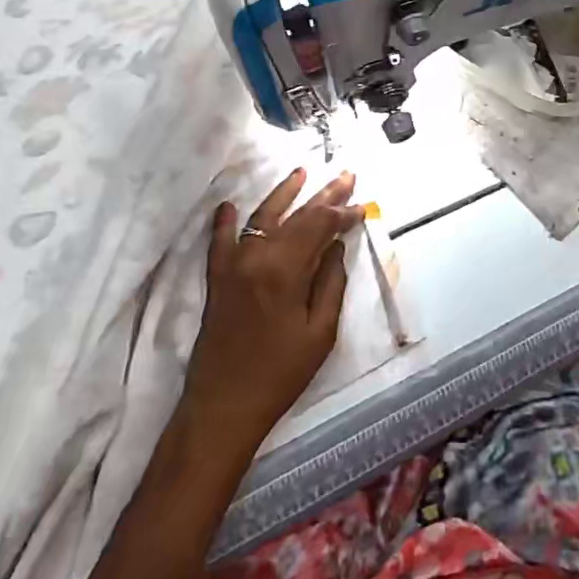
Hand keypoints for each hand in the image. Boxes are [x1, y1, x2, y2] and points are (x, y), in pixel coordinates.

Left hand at [183, 169, 365, 447]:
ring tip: (300, 172)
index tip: (361, 205)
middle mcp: (257, 257)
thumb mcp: (320, 333)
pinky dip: (224, 221)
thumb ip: (330, 284)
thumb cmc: (280, 374)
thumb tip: (336, 247)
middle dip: (323, 195)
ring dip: (283, 194)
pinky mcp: (216, 278)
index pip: (320, 227)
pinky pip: (219, 241)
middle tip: (345, 175)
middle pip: (296, 216)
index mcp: (286, 270)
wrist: (223, 406)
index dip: (342, 213)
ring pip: (261, 218)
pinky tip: (229, 205)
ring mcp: (233, 265)